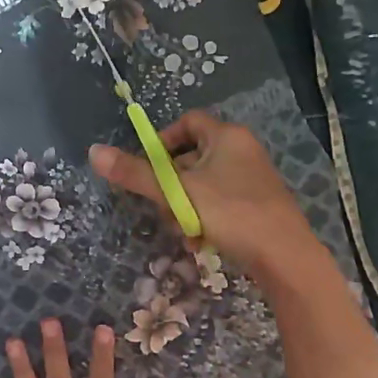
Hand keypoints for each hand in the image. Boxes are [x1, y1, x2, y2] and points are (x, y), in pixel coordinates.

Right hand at [90, 111, 321, 280]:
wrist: (284, 255)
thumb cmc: (230, 213)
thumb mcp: (177, 193)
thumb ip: (136, 174)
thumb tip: (94, 153)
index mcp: (227, 136)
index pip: (187, 122)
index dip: (162, 141)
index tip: (149, 168)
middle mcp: (243, 150)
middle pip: (192, 157)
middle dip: (171, 185)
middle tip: (162, 207)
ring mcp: (253, 178)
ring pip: (204, 185)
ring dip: (185, 207)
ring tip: (183, 231)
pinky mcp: (258, 205)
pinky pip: (221, 203)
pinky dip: (206, 219)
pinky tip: (201, 241)